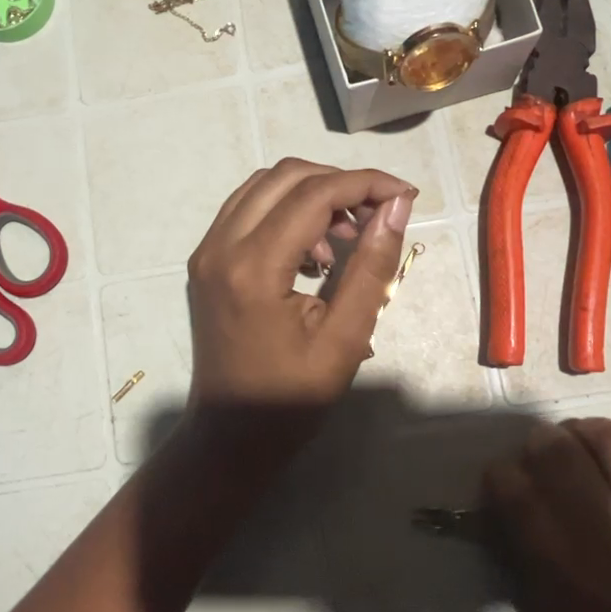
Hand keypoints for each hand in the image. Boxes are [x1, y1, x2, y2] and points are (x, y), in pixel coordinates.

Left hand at [185, 158, 414, 428]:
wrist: (230, 435)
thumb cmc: (292, 398)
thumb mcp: (344, 338)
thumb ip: (371, 267)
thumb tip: (395, 207)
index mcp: (254, 268)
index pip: (313, 195)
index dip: (365, 184)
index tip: (405, 196)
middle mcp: (220, 246)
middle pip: (285, 176)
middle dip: (339, 183)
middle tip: (378, 217)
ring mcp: (207, 251)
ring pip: (263, 186)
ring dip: (311, 193)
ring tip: (347, 236)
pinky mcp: (205, 260)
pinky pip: (247, 208)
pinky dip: (285, 209)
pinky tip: (313, 249)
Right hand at [483, 419, 610, 611]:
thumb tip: (521, 582)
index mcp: (591, 603)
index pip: (526, 512)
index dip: (502, 486)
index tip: (496, 482)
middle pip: (559, 463)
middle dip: (532, 451)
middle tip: (527, 459)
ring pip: (609, 442)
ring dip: (578, 435)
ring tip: (569, 444)